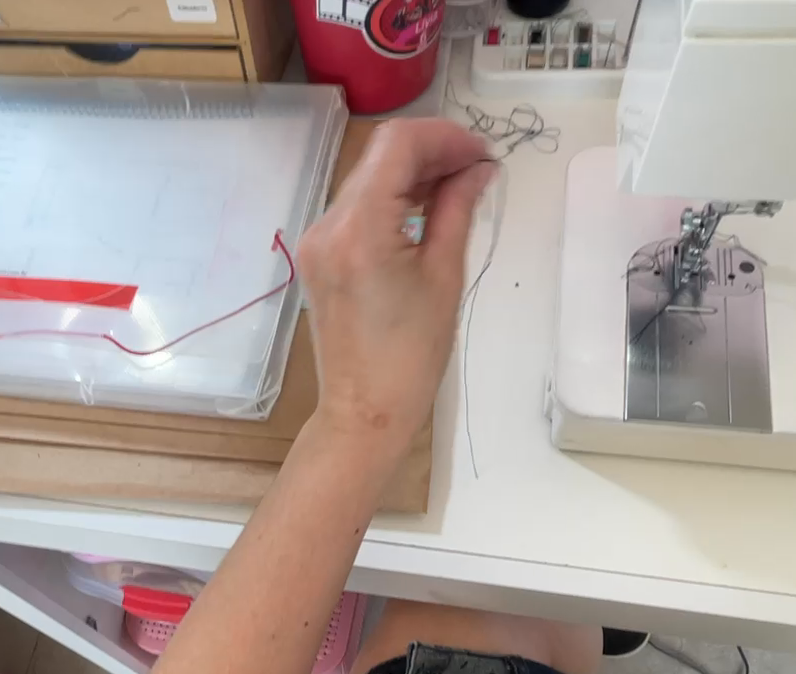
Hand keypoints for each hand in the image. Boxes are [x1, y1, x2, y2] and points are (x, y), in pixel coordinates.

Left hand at [297, 119, 493, 460]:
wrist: (363, 413)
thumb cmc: (411, 358)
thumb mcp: (443, 277)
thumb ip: (456, 210)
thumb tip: (478, 169)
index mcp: (360, 230)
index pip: (398, 144)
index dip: (445, 138)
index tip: (480, 156)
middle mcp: (327, 226)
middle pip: (378, 157)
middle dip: (429, 154)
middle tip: (474, 173)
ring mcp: (315, 242)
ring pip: (365, 180)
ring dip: (408, 176)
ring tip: (453, 194)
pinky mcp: (315, 258)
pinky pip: (353, 210)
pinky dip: (386, 202)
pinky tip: (418, 215)